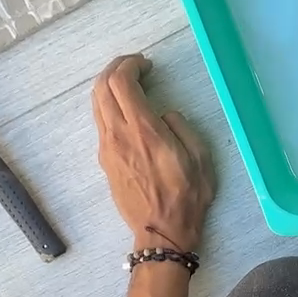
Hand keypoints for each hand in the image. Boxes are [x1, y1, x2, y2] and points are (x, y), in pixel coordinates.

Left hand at [92, 54, 213, 252]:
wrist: (161, 232)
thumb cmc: (187, 198)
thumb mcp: (200, 160)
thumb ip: (183, 128)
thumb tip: (165, 115)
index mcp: (144, 131)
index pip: (122, 83)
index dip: (130, 65)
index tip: (145, 64)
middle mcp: (118, 135)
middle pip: (101, 87)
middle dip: (115, 69)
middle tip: (134, 67)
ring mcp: (107, 148)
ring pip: (96, 104)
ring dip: (109, 87)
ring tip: (129, 86)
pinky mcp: (105, 160)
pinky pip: (101, 122)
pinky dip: (109, 106)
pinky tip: (127, 112)